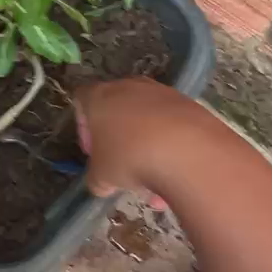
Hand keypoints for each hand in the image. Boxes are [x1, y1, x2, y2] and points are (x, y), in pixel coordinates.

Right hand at [73, 78, 220, 203]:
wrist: (189, 151)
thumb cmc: (130, 158)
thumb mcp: (101, 178)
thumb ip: (96, 179)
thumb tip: (102, 184)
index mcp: (99, 96)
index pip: (81, 101)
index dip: (84, 127)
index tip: (93, 152)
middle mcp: (130, 87)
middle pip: (117, 108)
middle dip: (118, 136)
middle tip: (121, 162)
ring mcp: (162, 93)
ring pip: (147, 118)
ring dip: (146, 144)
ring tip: (152, 176)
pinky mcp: (190, 104)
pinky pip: (172, 125)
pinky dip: (170, 146)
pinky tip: (174, 172)